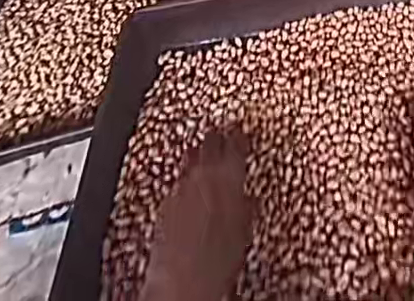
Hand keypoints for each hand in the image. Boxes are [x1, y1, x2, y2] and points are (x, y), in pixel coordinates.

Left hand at [140, 130, 252, 300]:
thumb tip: (248, 199)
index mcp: (229, 175)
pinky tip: (189, 189)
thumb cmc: (216, 262)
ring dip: (199, 154)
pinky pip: (178, 180)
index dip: (240, 134)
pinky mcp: (165, 201)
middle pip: (211, 141)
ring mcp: (182, 185)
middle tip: (225, 135)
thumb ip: (246, 206)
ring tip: (205, 156)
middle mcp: (203, 173)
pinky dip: (186, 180)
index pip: (236, 141)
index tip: (242, 131)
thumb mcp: (244, 232)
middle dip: (218, 136)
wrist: (182, 281)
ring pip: (192, 156)